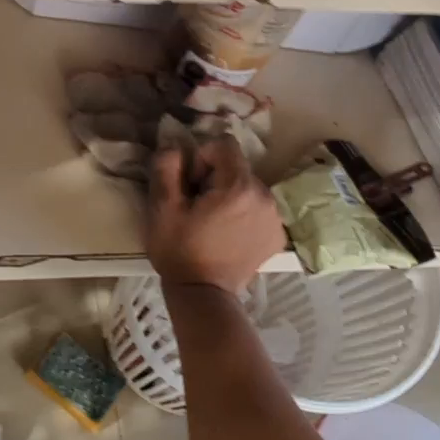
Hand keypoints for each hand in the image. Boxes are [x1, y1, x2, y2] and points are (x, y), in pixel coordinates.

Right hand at [146, 136, 285, 292]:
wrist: (203, 295)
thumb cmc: (179, 250)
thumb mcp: (162, 208)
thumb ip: (167, 167)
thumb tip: (175, 144)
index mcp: (238, 186)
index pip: (224, 145)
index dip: (202, 158)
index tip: (190, 186)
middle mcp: (265, 196)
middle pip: (237, 167)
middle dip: (216, 179)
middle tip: (198, 208)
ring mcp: (275, 217)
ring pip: (248, 188)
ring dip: (230, 196)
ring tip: (213, 223)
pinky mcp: (277, 235)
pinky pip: (259, 209)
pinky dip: (244, 214)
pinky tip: (228, 235)